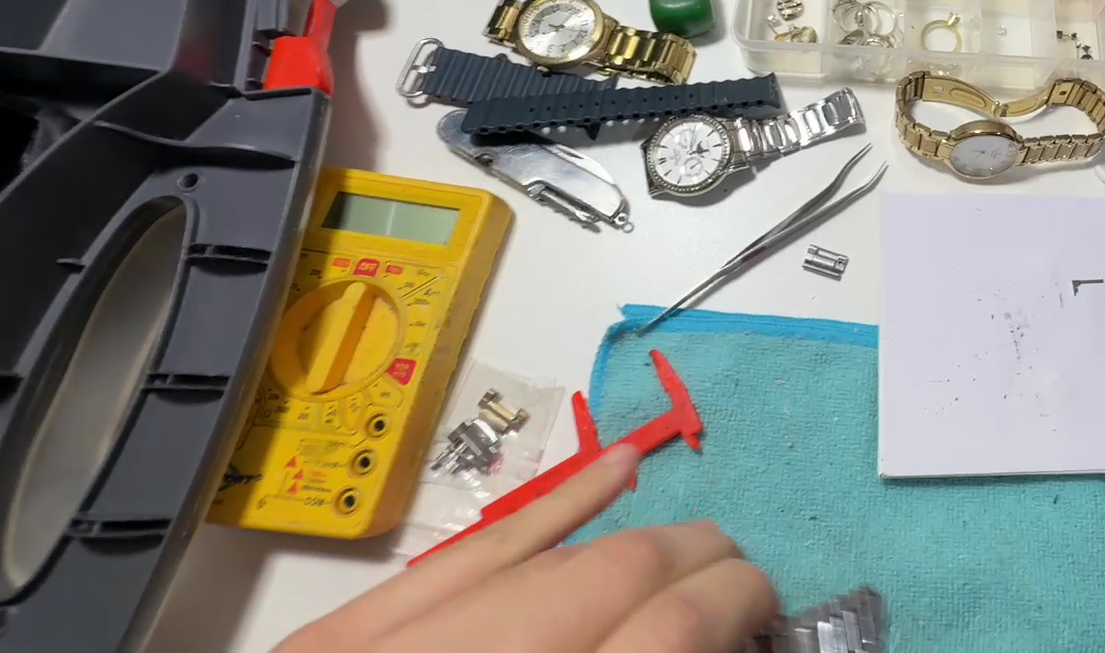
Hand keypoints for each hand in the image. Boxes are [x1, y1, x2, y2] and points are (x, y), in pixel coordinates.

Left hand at [280, 445, 776, 651]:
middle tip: (745, 586)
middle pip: (625, 574)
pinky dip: (557, 505)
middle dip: (708, 565)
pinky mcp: (336, 641)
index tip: (768, 607)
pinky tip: (618, 469)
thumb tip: (717, 646)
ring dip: (650, 539)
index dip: (739, 602)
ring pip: (561, 554)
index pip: (671, 630)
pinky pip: (473, 546)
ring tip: (703, 546)